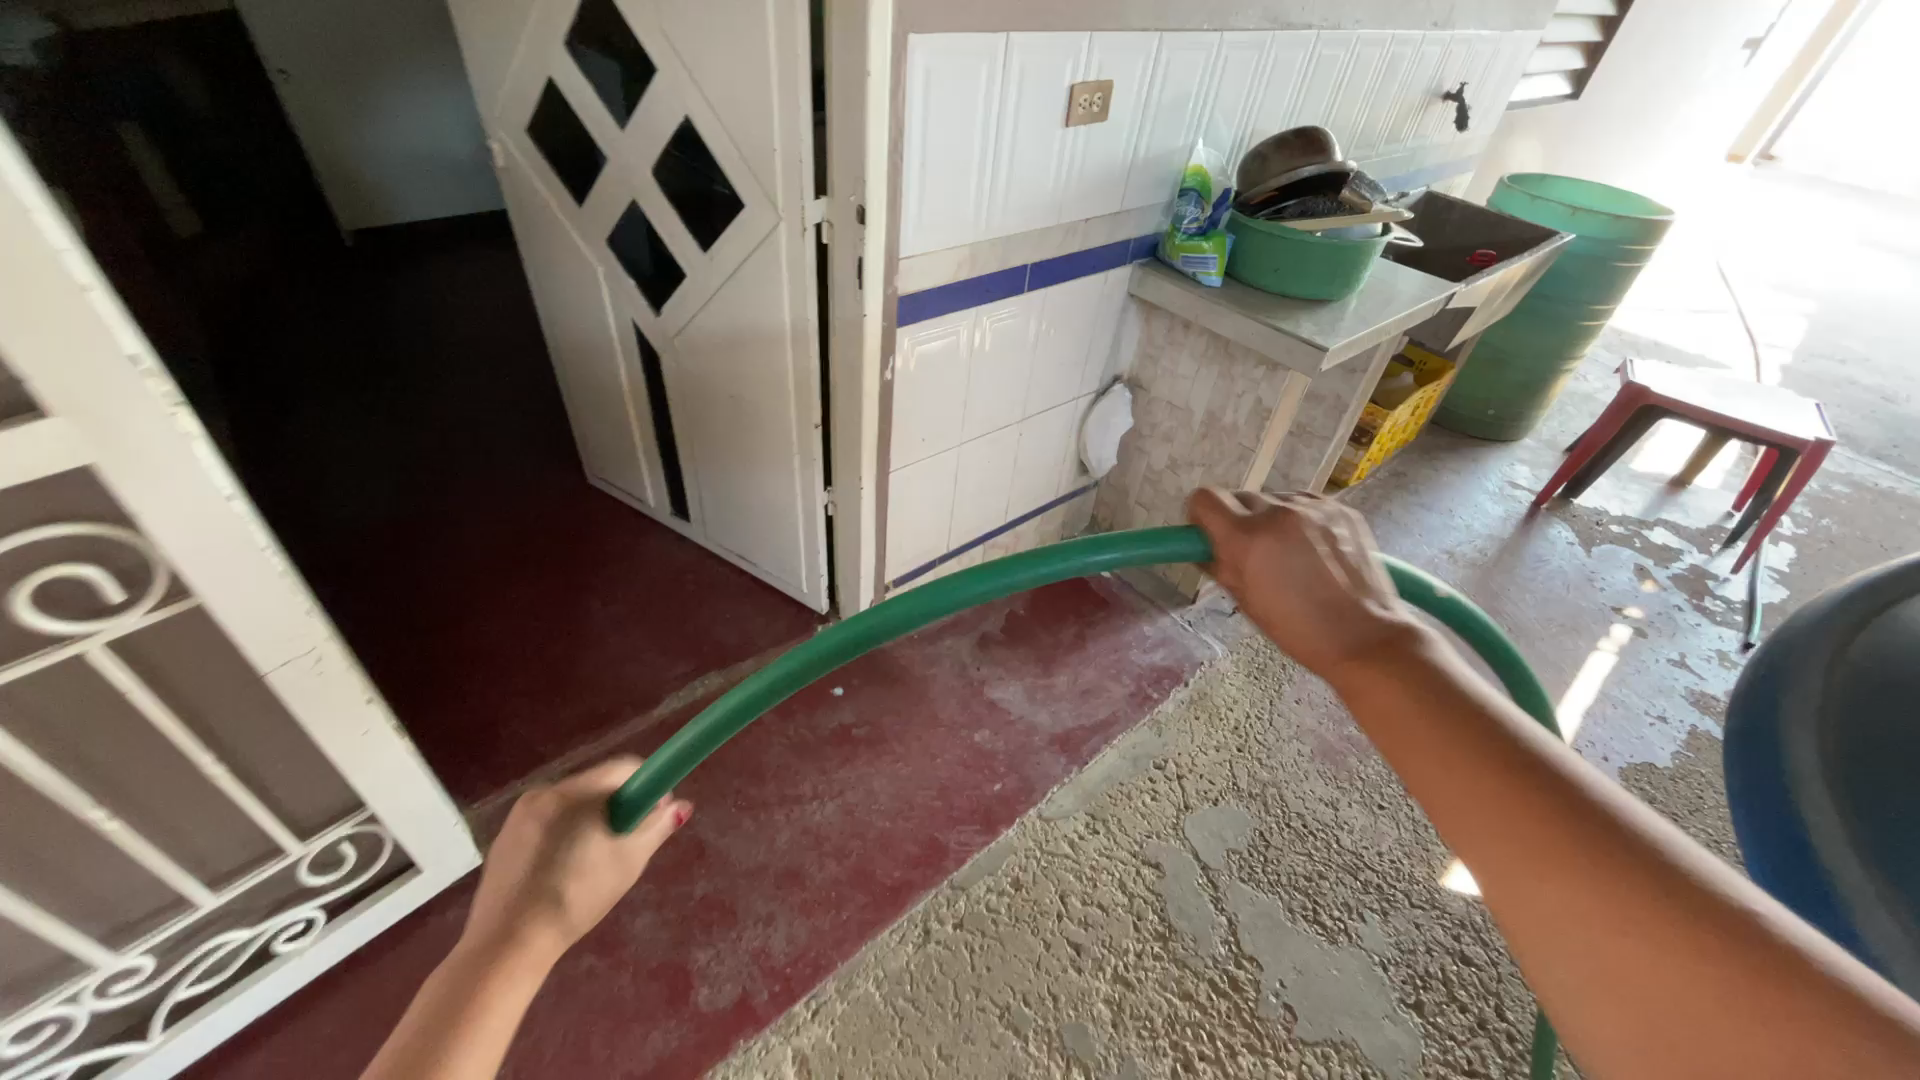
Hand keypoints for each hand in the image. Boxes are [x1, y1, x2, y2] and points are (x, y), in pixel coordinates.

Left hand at [461, 756, 691, 966]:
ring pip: (571, 805)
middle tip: (628, 843)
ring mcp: (517, 817)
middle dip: (619, 806)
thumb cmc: (576, 897)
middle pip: (596, 784)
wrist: (507, 944)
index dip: (648, 785)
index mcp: (571, 793)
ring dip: (592, 821)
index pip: (623, 768)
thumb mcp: (628, 861)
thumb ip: (657, 826)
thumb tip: (682, 805)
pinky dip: (565, 836)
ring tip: (596, 863)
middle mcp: (542, 793)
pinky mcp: (503, 841)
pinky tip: (565, 873)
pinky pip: (548, 824)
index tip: (656, 814)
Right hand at [1187, 488, 1423, 682]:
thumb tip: (1204, 547)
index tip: (1209, 535)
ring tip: (1288, 554)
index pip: (1204, 499)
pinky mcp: (1340, 508)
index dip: (1202, 516)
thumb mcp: (1244, 600)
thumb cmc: (1296, 628)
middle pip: (1239, 498)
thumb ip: (1218, 565)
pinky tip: (1313, 550)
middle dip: (1238, 521)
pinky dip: (1299, 520)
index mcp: (1246, 538)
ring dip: (1270, 520)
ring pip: (1273, 500)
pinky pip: (1303, 504)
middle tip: (1252, 553)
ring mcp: (1313, 507)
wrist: (1363, 635)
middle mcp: (1277, 512)